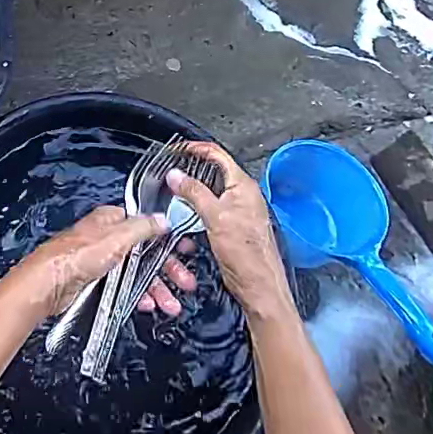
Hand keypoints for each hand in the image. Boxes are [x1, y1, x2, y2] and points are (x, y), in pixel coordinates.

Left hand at [14, 205, 178, 314]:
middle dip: (167, 268)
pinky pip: (125, 288)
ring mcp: (103, 261)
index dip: (167, 237)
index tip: (185, 249)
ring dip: (157, 287)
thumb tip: (163, 218)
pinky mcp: (98, 282)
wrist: (47, 285)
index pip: (147, 224)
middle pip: (146, 251)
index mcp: (112, 220)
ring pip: (138, 272)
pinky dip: (139, 296)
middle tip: (185, 282)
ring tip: (171, 304)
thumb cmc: (76, 256)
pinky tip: (148, 305)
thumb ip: (143, 227)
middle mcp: (108, 238)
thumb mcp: (117, 237)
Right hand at [166, 143, 293, 322]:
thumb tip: (177, 175)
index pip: (217, 154)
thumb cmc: (247, 254)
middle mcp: (243, 194)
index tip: (178, 149)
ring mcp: (239, 209)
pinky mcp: (234, 223)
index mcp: (243, 185)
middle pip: (215, 170)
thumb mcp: (215, 217)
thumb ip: (194, 193)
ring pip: (213, 189)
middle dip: (193, 167)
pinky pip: (214, 206)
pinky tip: (188, 210)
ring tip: (177, 187)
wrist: (259, 285)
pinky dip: (199, 204)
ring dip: (195, 187)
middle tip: (174, 168)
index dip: (196, 148)